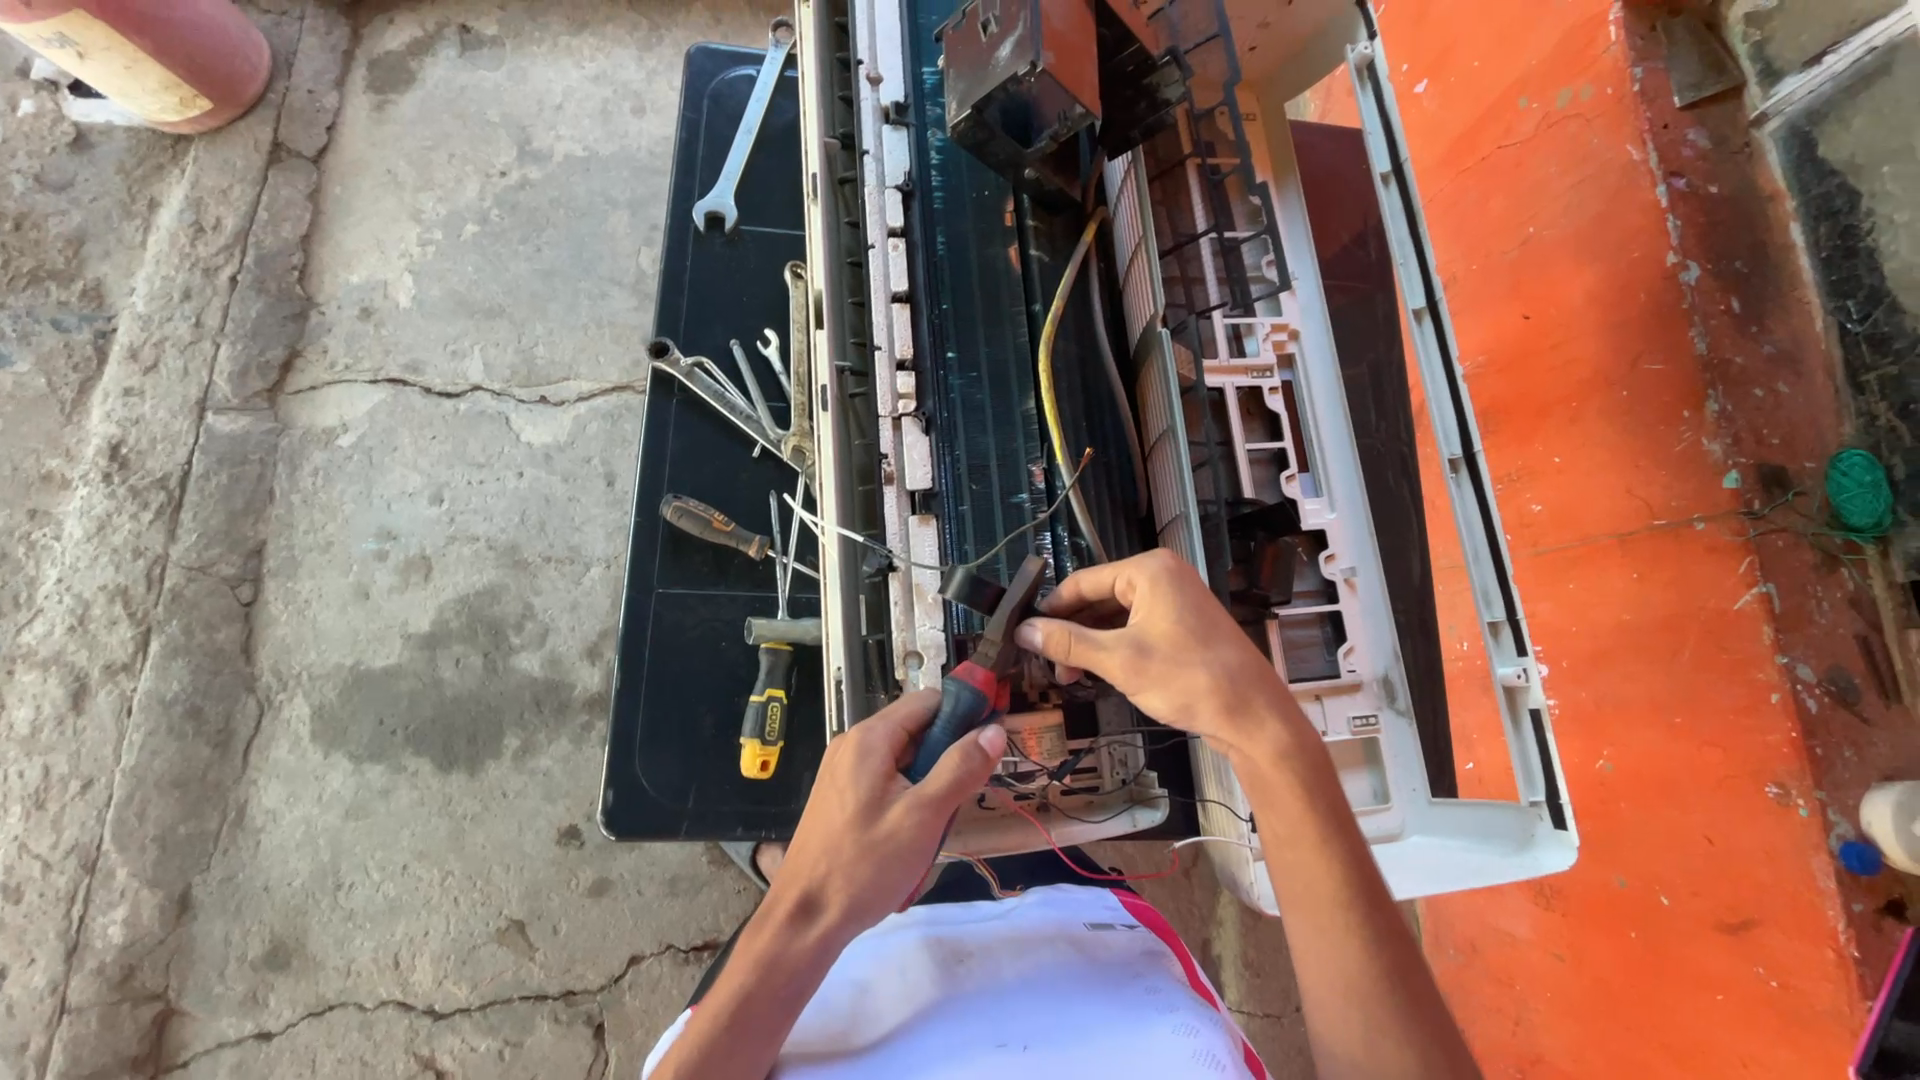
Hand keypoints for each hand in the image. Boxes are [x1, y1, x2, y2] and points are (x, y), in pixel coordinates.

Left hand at [767, 689, 1006, 941]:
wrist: (805, 917)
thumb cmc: (865, 864)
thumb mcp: (923, 816)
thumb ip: (961, 768)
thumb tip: (994, 730)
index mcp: (871, 737)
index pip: (928, 701)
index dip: (965, 713)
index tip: (994, 740)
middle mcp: (853, 744)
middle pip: (916, 729)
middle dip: (948, 754)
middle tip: (967, 794)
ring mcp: (843, 771)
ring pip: (903, 758)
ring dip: (930, 781)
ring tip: (940, 821)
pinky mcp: (841, 797)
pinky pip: (886, 780)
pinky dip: (909, 796)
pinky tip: (915, 832)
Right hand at [1013, 550, 1302, 756]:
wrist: (1253, 715)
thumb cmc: (1186, 678)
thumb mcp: (1119, 660)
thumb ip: (1067, 643)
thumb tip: (1023, 631)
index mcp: (1148, 570)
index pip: (1081, 582)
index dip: (1050, 610)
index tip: (1024, 636)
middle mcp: (1162, 576)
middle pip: (1098, 598)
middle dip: (1070, 632)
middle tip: (1046, 666)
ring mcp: (1175, 600)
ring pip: (1115, 617)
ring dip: (1089, 645)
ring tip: (1067, 677)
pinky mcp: (1183, 626)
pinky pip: (1135, 629)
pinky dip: (1113, 649)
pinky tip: (1095, 673)